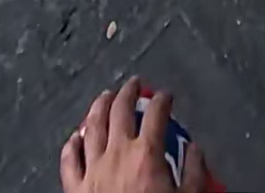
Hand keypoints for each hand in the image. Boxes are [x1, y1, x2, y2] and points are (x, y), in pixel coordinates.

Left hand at [60, 78, 205, 192]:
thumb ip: (195, 170)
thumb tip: (194, 148)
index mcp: (147, 153)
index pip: (158, 112)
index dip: (164, 99)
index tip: (168, 96)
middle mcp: (118, 153)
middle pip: (121, 109)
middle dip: (130, 91)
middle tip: (135, 83)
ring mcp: (92, 171)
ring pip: (92, 127)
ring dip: (99, 106)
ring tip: (106, 96)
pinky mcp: (74, 191)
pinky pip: (69, 162)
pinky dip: (71, 145)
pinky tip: (76, 137)